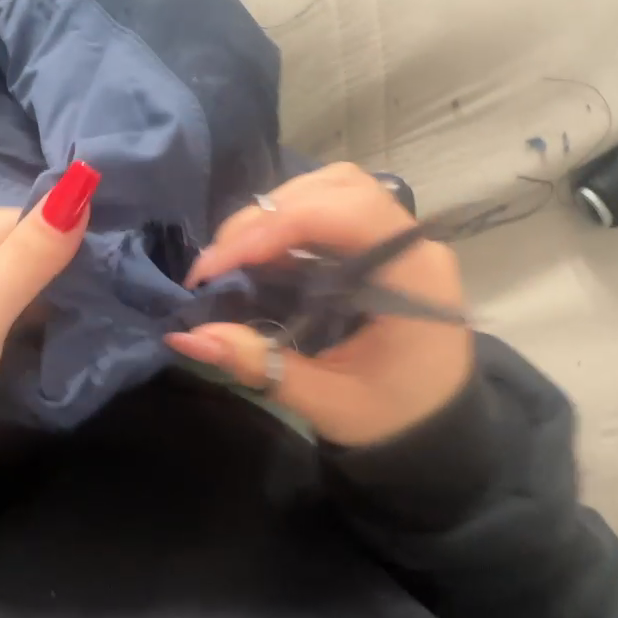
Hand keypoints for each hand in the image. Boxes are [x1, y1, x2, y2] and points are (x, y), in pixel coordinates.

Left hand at [0, 162, 98, 418]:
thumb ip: (31, 254)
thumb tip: (83, 184)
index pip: (31, 224)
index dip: (66, 253)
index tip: (93, 294)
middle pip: (30, 247)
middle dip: (59, 277)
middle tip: (82, 316)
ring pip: (27, 275)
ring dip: (50, 300)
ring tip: (68, 327)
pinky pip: (14, 298)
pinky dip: (33, 315)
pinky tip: (45, 333)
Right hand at [168, 163, 472, 448]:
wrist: (431, 429)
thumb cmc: (388, 418)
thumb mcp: (324, 401)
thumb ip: (261, 364)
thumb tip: (186, 336)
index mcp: (414, 277)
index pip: (346, 212)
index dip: (274, 227)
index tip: (218, 266)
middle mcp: (410, 245)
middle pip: (335, 188)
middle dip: (265, 217)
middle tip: (216, 264)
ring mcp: (395, 241)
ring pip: (329, 190)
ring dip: (272, 215)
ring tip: (231, 258)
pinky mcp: (374, 249)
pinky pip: (327, 211)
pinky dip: (283, 224)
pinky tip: (255, 257)